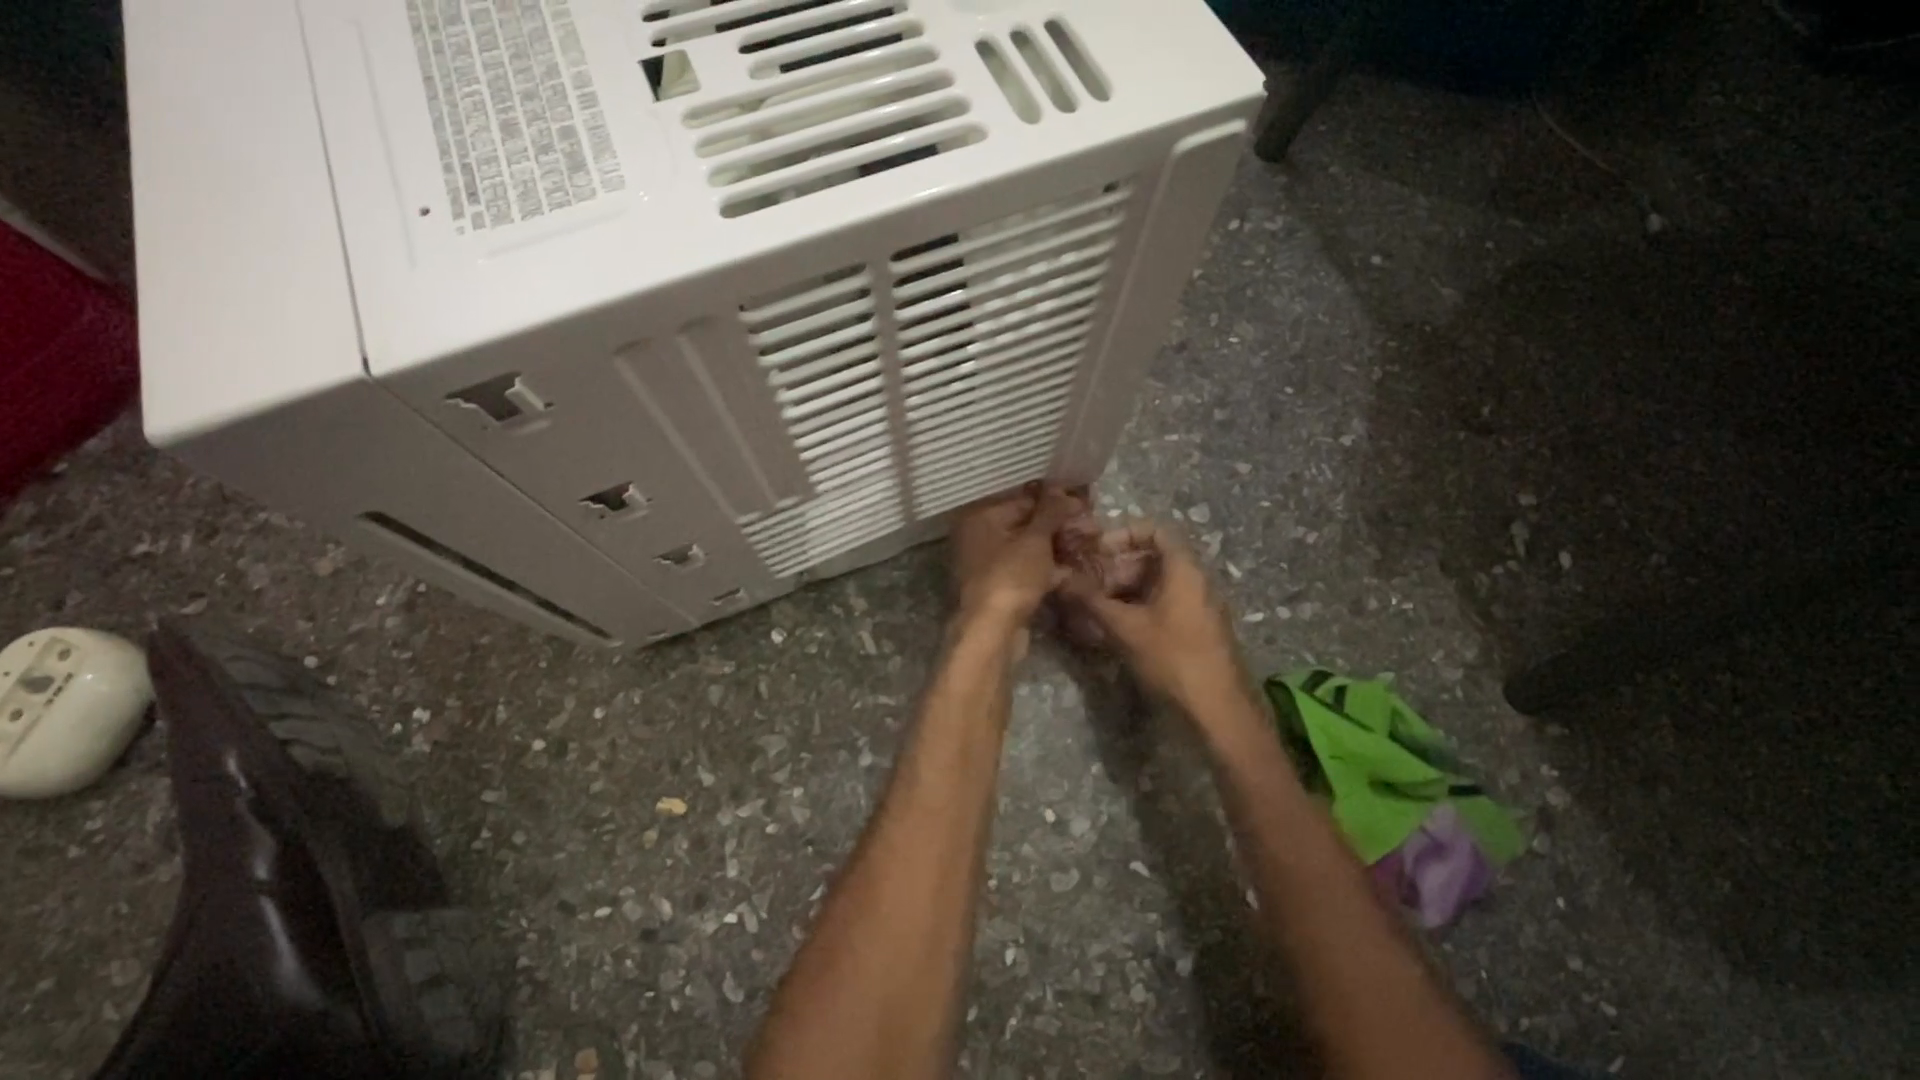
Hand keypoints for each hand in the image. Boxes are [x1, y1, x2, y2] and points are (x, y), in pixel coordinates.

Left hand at [949, 484, 1081, 627]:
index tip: (1084, 505)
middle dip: (1058, 526)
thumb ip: (1050, 512)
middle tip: (1091, 527)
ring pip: (1028, 549)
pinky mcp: (999, 588)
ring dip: (1057, 548)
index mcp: (981, 518)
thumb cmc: (1011, 576)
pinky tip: (1073, 570)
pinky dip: (1047, 570)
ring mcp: (988, 565)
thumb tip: (1061, 489)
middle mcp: (979, 537)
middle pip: (1025, 524)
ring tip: (1088, 545)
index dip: (1055, 501)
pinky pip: (1026, 571)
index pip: (1023, 500)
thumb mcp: (1035, 539)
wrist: (992, 631)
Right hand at [1059, 522, 1248, 715]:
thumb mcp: (1125, 627)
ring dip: (1124, 591)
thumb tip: (1057, 576)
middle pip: (1154, 558)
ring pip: (1157, 585)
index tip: (1096, 550)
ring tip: (1095, 609)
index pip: (1155, 530)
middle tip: (1088, 585)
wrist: (1219, 707)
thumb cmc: (1173, 657)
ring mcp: (1199, 606)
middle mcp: (1196, 580)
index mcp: (1184, 569)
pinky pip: (1165, 605)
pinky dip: (1139, 608)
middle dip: (1117, 568)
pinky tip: (1116, 629)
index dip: (1123, 534)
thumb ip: (1090, 600)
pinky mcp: (1197, 629)